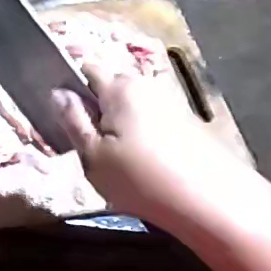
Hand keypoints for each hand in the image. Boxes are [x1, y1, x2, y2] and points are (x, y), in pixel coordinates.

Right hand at [52, 63, 257, 227]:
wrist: (212, 202)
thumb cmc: (141, 179)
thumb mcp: (93, 156)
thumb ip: (72, 120)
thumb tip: (57, 92)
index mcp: (120, 86)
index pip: (86, 69)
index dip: (71, 90)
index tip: (67, 122)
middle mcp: (147, 84)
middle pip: (110, 90)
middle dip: (98, 112)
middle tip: (91, 152)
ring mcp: (171, 102)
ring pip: (132, 109)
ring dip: (121, 128)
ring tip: (119, 165)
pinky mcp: (189, 124)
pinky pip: (152, 123)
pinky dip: (143, 139)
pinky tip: (145, 168)